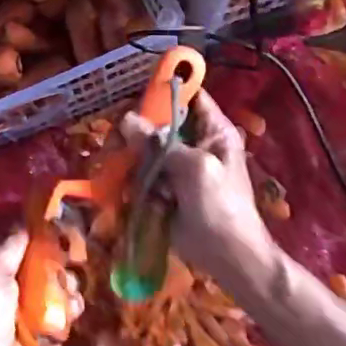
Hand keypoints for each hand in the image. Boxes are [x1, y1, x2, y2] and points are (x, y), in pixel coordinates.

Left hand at [0, 231, 77, 345]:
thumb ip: (11, 246)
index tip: (60, 218)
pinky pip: (71, 309)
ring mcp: (37, 308)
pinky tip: (74, 306)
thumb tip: (29, 222)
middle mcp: (17, 285)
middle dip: (60, 255)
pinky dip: (75, 305)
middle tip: (74, 250)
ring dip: (69, 280)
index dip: (39, 232)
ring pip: (62, 282)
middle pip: (46, 261)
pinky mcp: (56, 330)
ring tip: (69, 284)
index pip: (21, 243)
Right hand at [121, 90, 279, 271]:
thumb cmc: (221, 207)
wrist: (228, 257)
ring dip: (131, 156)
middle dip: (137, 128)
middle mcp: (194, 142)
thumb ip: (161, 142)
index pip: (189, 95)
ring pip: (144, 147)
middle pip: (158, 121)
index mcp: (213, 130)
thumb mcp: (195, 168)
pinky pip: (141, 172)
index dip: (165, 89)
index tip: (136, 92)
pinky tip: (127, 186)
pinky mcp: (163, 187)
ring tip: (120, 166)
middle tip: (118, 137)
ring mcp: (177, 166)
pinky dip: (132, 177)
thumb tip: (126, 119)